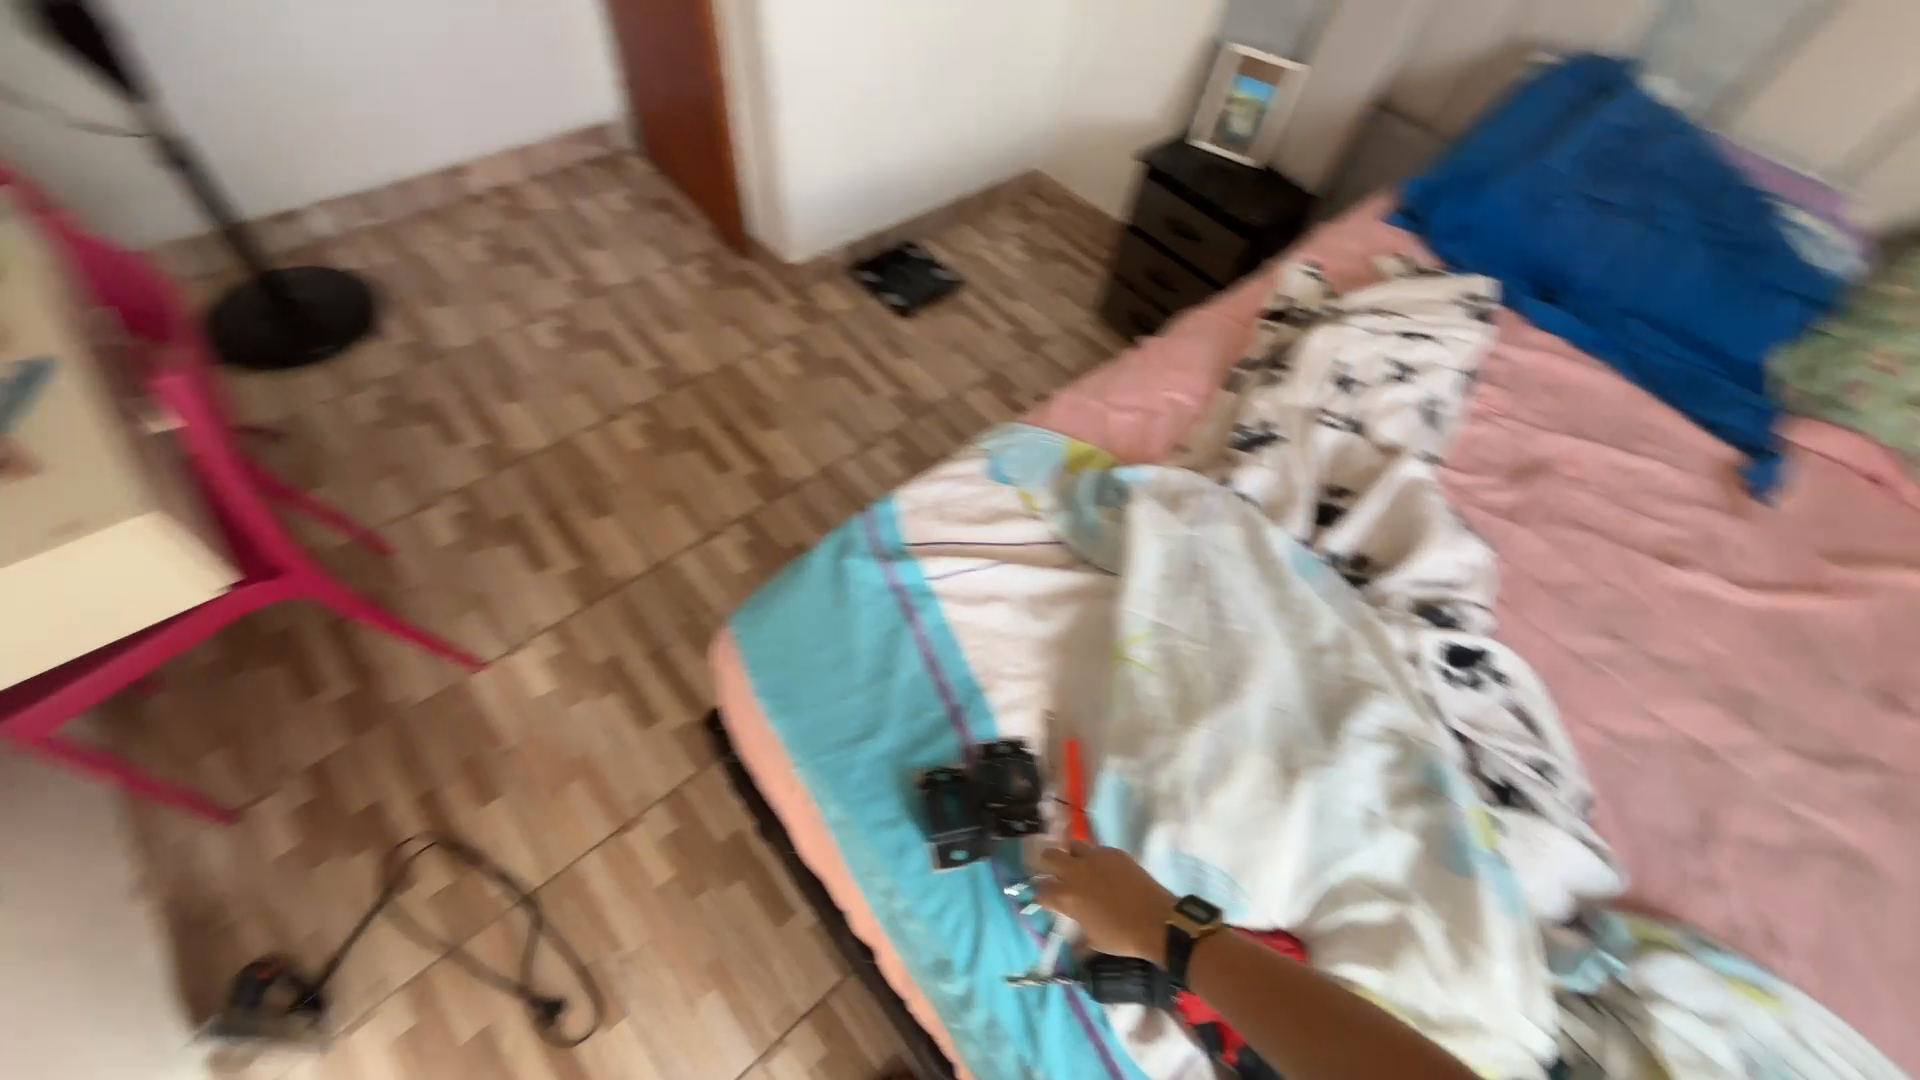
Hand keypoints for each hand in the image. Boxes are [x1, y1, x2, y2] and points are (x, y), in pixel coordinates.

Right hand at [1031, 840, 1176, 964]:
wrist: (1156, 921)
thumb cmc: (1122, 937)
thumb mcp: (1094, 941)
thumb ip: (1078, 935)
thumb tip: (1072, 942)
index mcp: (1067, 896)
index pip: (1041, 889)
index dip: (1040, 893)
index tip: (1045, 898)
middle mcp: (1076, 872)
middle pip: (1049, 857)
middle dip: (1047, 864)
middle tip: (1053, 873)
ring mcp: (1095, 858)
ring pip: (1072, 846)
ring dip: (1071, 855)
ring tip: (1078, 865)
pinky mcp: (1113, 852)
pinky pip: (1097, 849)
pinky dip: (1095, 858)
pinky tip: (1104, 869)